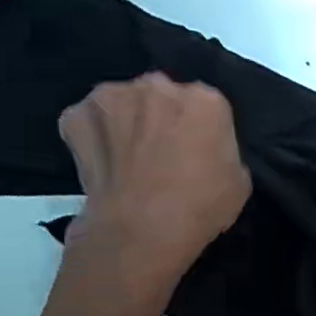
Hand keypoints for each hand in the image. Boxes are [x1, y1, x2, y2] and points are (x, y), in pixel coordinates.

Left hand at [58, 73, 251, 282]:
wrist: (142, 230)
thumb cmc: (200, 208)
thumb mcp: (239, 183)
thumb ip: (224, 153)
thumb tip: (206, 152)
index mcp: (205, 100)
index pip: (206, 106)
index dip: (201, 131)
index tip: (197, 154)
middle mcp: (158, 85)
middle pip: (162, 96)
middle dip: (162, 118)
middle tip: (162, 155)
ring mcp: (112, 95)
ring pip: (123, 103)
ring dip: (126, 122)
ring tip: (129, 161)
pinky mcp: (76, 115)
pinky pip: (88, 121)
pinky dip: (93, 137)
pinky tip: (102, 164)